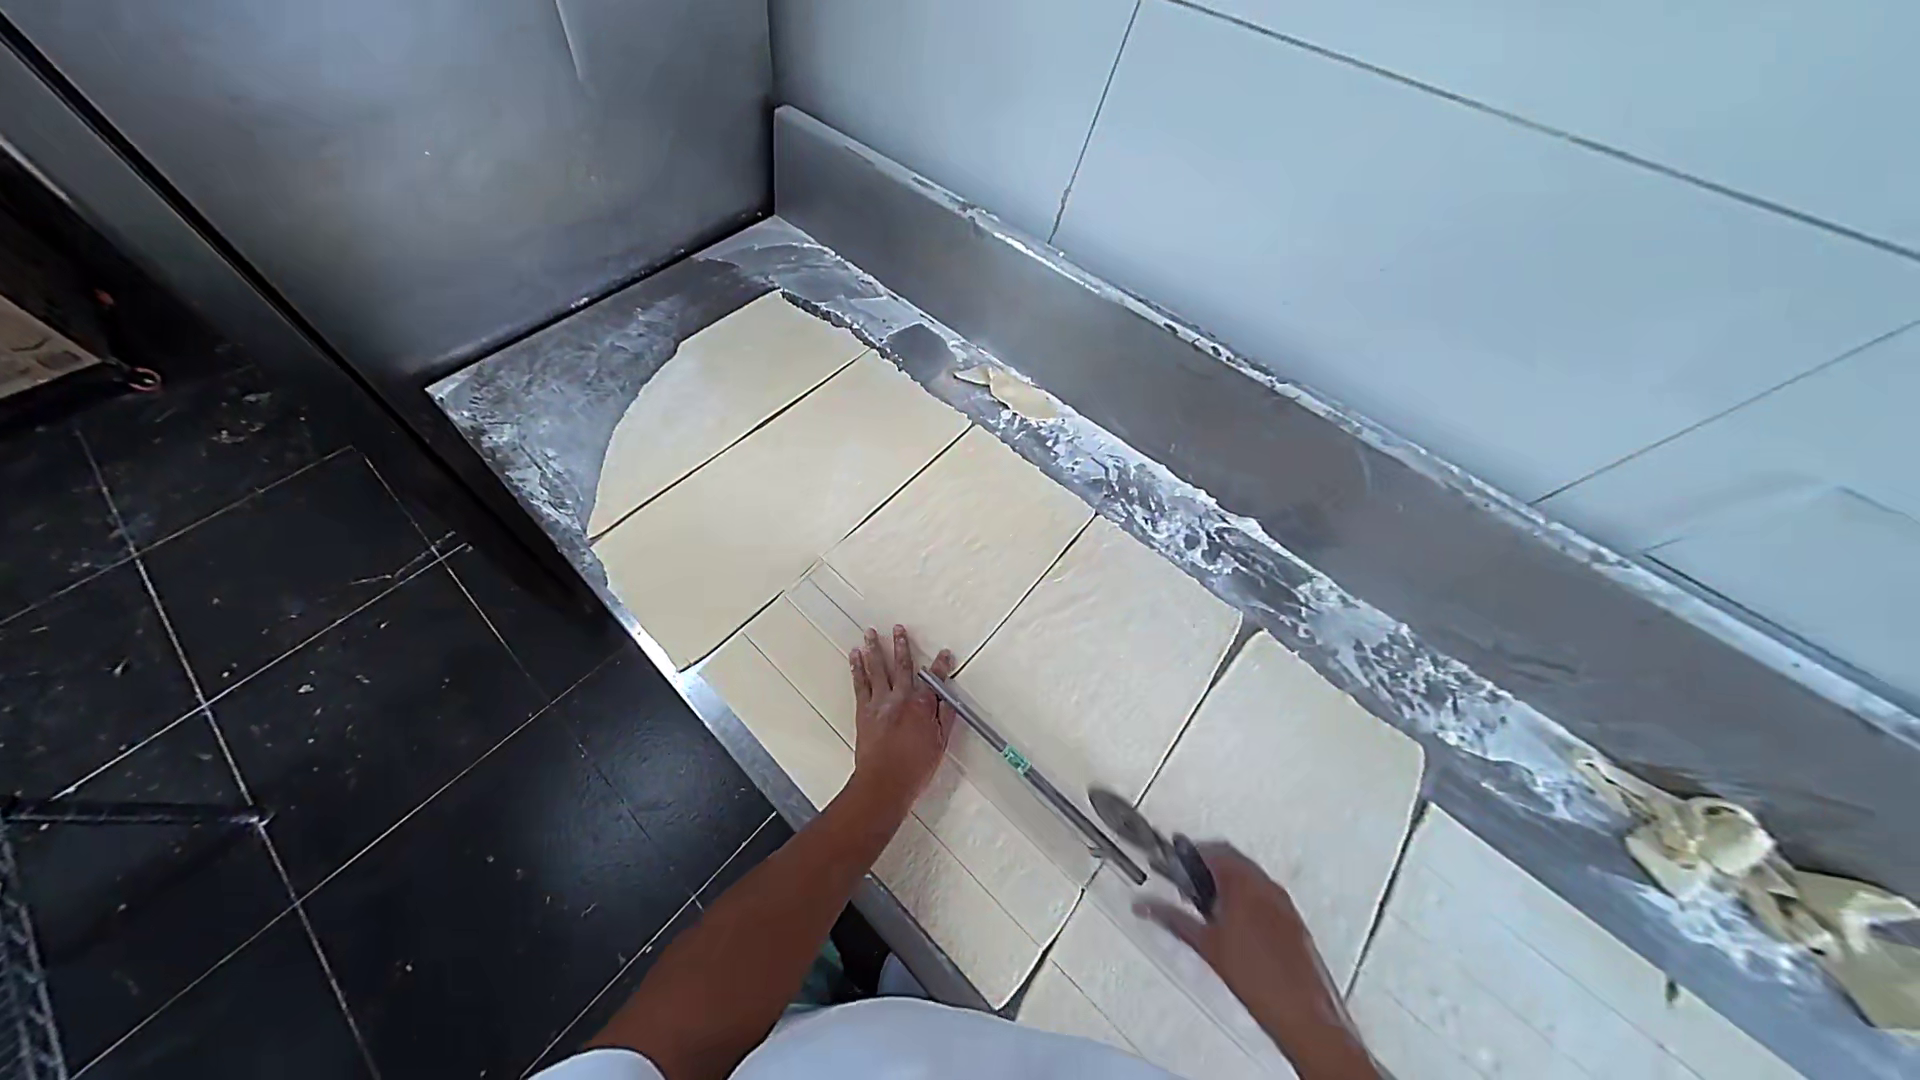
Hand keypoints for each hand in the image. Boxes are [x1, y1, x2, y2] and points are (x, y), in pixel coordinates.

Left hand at [848, 625, 955, 812]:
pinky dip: (857, 668)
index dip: (941, 665)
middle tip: (898, 629)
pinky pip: (860, 683)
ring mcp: (880, 702)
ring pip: (878, 669)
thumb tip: (948, 699)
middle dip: (902, 645)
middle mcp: (901, 698)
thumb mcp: (940, 744)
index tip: (944, 654)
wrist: (883, 783)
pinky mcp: (864, 710)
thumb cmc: (914, 768)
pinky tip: (855, 656)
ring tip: (870, 633)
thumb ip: (945, 717)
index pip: (935, 679)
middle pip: (903, 666)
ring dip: (875, 649)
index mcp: (922, 705)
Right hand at [1140, 845, 1378, 1079]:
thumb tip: (1145, 905)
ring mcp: (1284, 903)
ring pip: (1249, 876)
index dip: (1187, 851)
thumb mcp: (1204, 945)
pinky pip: (1265, 894)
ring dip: (1226, 880)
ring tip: (1206, 903)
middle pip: (1231, 858)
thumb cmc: (1260, 981)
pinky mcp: (1294, 921)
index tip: (1173, 860)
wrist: (1305, 1017)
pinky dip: (1245, 896)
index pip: (1211, 849)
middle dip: (1205, 864)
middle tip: (1186, 879)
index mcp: (1243, 882)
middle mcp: (1267, 886)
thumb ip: (1172, 918)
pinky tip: (1234, 922)